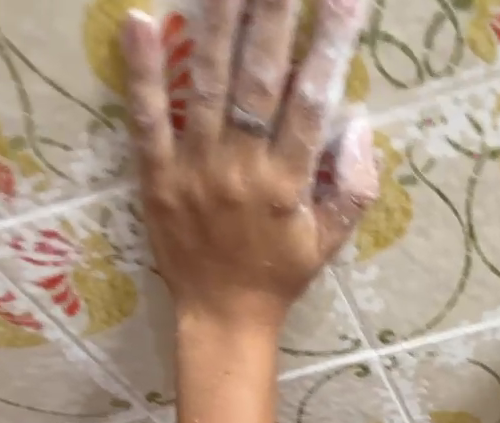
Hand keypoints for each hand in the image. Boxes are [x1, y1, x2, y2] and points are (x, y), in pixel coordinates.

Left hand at [121, 0, 375, 342]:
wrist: (223, 316)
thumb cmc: (280, 276)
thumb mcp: (329, 244)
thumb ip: (352, 189)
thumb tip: (359, 125)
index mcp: (286, 185)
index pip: (311, 103)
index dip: (329, 46)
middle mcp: (241, 168)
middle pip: (259, 79)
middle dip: (273, 13)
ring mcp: (194, 168)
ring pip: (206, 83)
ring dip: (216, 20)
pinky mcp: (156, 174)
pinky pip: (148, 118)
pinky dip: (142, 71)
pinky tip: (140, 19)